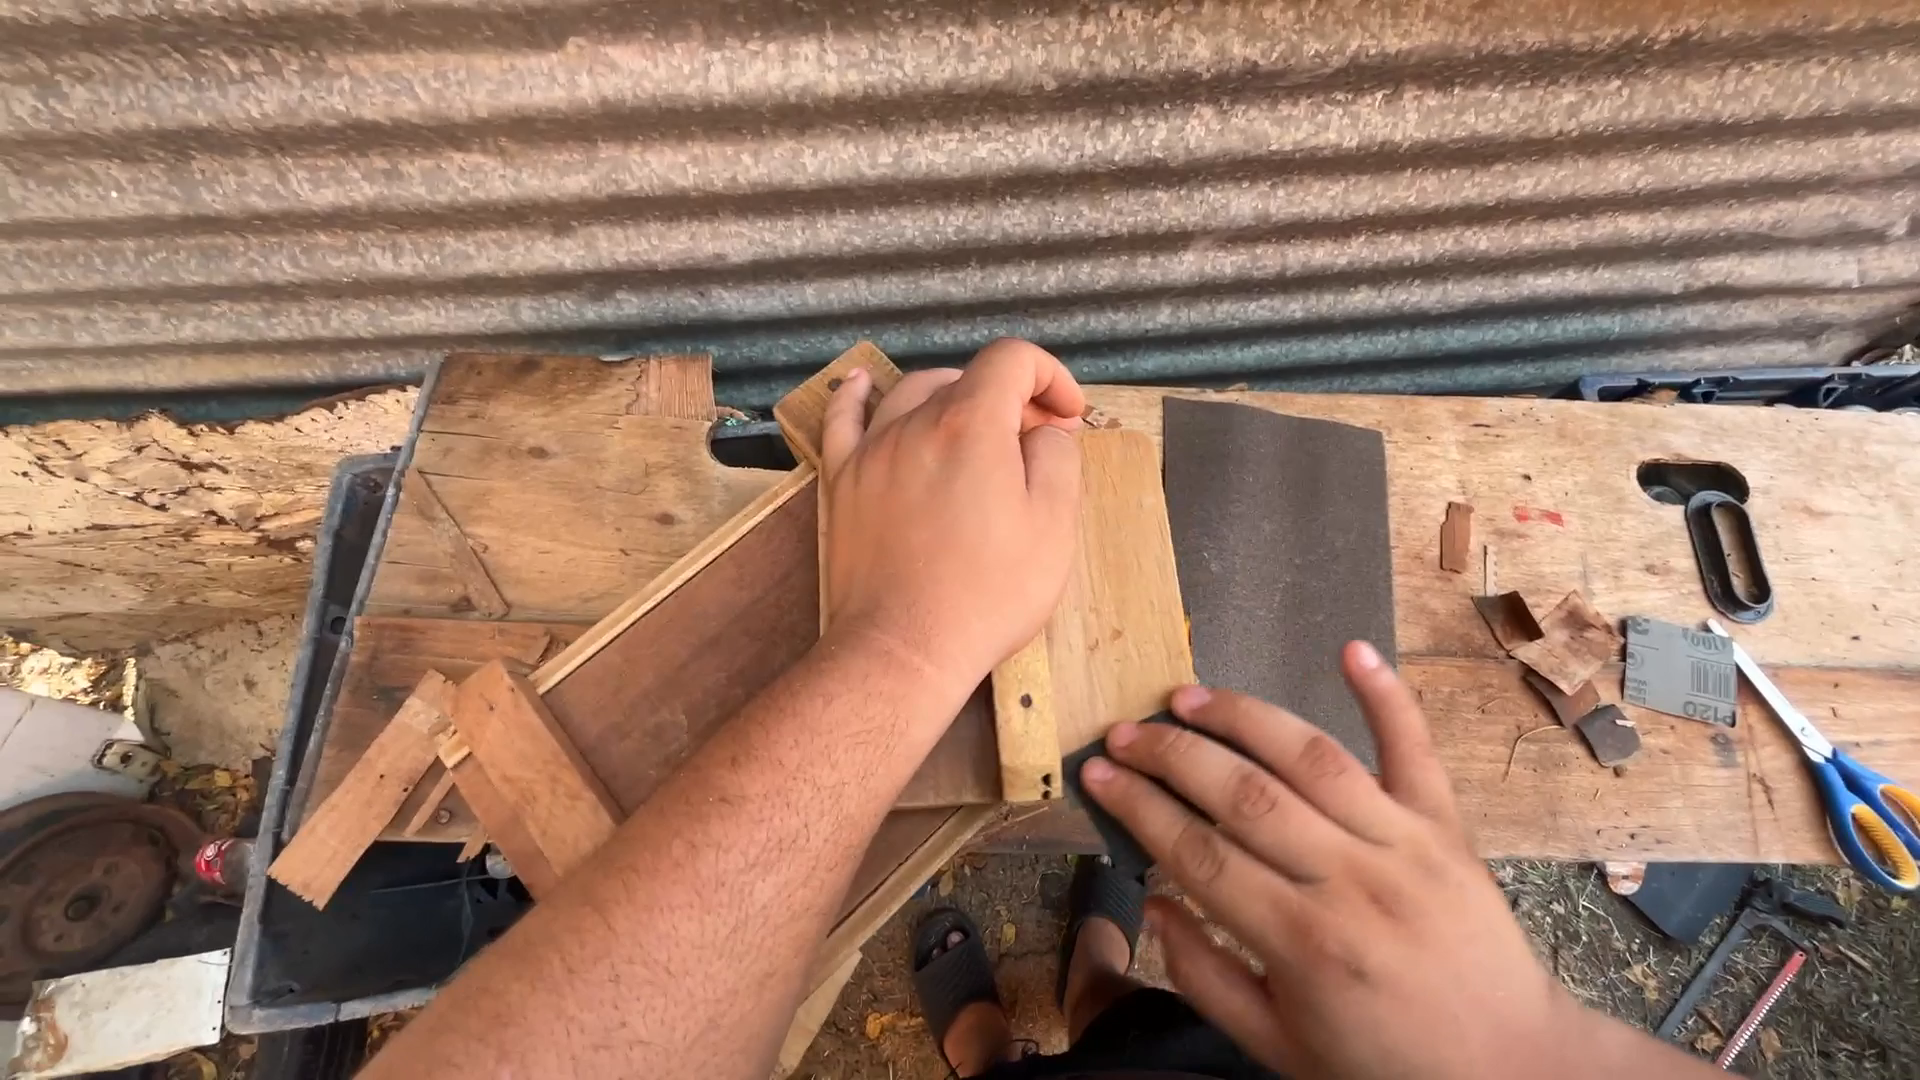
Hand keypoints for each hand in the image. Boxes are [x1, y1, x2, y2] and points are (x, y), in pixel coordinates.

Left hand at [819, 338, 1085, 697]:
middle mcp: (914, 423)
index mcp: (971, 424)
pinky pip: (843, 420)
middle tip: (1033, 443)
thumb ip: (1057, 457)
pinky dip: (856, 396)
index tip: (1066, 416)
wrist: (904, 648)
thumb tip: (1046, 431)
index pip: (1013, 360)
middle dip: (1010, 398)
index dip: (1050, 376)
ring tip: (974, 427)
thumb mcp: (1053, 526)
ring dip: (952, 398)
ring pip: (912, 394)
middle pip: (967, 379)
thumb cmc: (986, 594)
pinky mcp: (841, 483)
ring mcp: (871, 452)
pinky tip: (862, 383)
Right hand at [1079, 642, 1635, 1079]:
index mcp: (1304, 945)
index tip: (1096, 773)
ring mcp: (1405, 844)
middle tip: (1124, 732)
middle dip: (1171, 755)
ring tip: (1187, 695)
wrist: (1518, 1072)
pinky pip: (1414, 752)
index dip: (1138, 808)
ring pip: (1310, 758)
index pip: (1198, 855)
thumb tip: (1150, 903)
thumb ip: (1203, 976)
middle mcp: (1352, 881)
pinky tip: (1351, 648)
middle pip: (1244, 796)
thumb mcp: (1279, 1047)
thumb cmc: (1385, 1065)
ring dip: (1241, 718)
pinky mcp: (1446, 827)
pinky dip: (1386, 696)